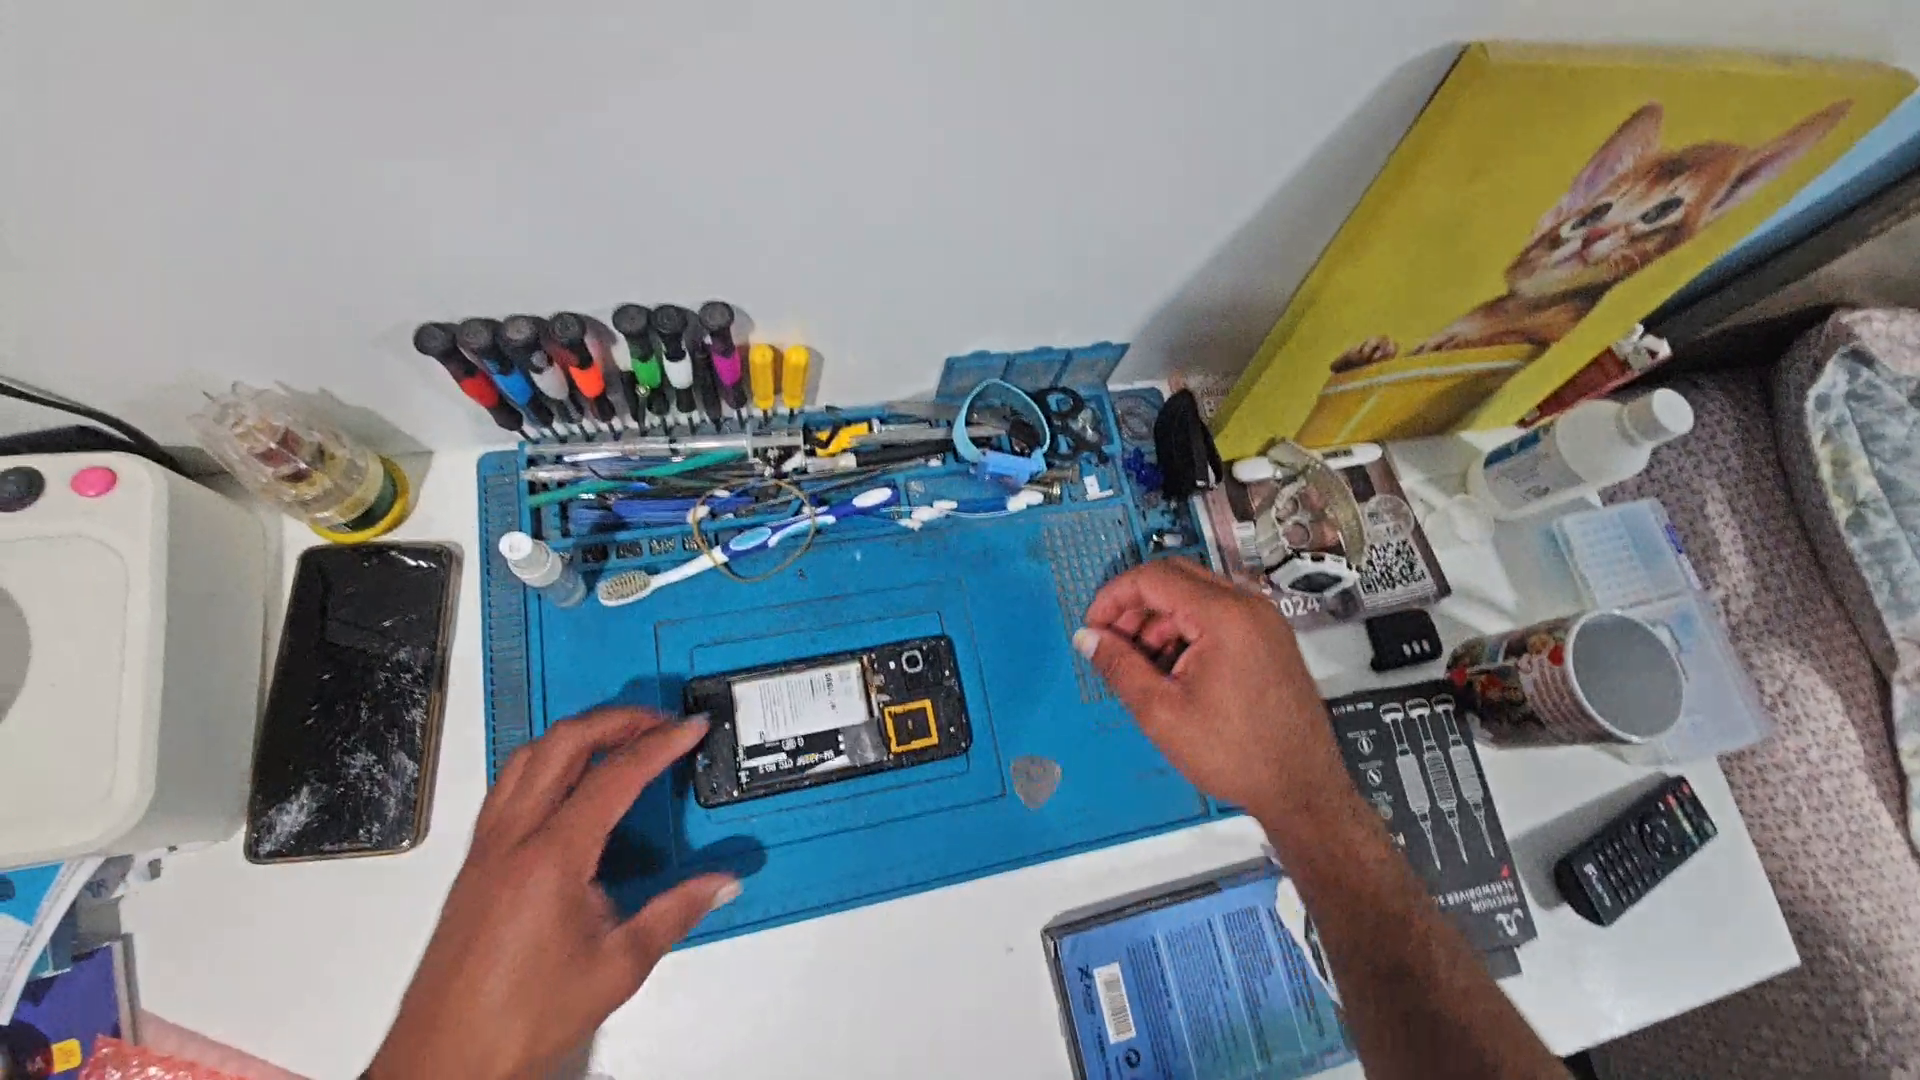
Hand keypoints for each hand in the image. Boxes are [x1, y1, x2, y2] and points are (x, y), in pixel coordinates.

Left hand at [368, 707, 737, 1079]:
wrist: (442, 1064)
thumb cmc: (517, 1021)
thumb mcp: (618, 967)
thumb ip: (676, 913)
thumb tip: (722, 884)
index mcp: (551, 858)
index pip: (615, 775)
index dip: (661, 744)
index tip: (690, 729)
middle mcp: (512, 840)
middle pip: (565, 744)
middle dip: (618, 720)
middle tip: (659, 722)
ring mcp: (487, 848)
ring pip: (528, 757)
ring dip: (578, 733)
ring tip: (619, 736)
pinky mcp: (474, 863)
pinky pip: (508, 785)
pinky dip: (545, 761)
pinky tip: (567, 781)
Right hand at [1076, 558, 1350, 830]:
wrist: (1301, 789)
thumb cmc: (1234, 754)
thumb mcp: (1160, 712)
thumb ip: (1118, 666)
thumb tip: (1086, 637)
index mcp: (1224, 615)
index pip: (1153, 578)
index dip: (1113, 597)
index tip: (1093, 627)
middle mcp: (1248, 606)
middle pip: (1175, 578)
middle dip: (1135, 606)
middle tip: (1112, 643)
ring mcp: (1264, 621)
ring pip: (1195, 596)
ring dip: (1159, 620)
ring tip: (1141, 666)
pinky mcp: (1270, 639)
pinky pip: (1217, 615)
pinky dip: (1186, 630)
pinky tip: (1172, 670)